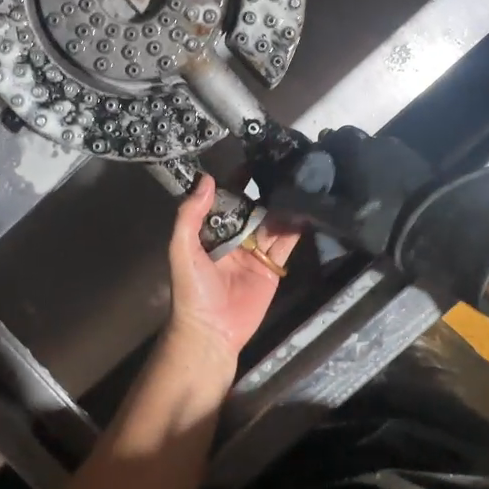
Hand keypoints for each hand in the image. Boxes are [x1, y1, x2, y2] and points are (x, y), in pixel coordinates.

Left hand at [167, 176, 299, 359]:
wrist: (212, 330)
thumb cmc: (193, 289)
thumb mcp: (182, 248)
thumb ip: (190, 214)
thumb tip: (206, 179)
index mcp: (210, 232)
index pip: (224, 200)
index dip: (235, 181)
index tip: (251, 158)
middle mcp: (233, 238)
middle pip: (251, 208)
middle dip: (263, 190)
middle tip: (282, 164)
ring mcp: (254, 252)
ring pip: (270, 222)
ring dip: (282, 205)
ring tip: (298, 181)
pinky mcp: (271, 267)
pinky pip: (285, 244)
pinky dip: (295, 228)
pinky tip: (306, 209)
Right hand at [264, 126, 430, 254]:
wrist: (440, 224)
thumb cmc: (383, 219)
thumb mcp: (339, 218)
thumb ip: (305, 206)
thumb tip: (273, 198)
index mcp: (354, 148)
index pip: (325, 141)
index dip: (315, 159)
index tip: (311, 181)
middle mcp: (376, 141)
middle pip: (348, 146)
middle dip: (338, 164)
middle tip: (333, 191)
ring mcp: (401, 151)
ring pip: (370, 155)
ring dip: (361, 171)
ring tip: (357, 198)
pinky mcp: (419, 165)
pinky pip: (390, 166)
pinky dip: (381, 178)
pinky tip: (382, 199)